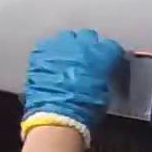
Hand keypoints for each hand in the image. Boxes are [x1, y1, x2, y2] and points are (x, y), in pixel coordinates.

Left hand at [21, 29, 125, 143]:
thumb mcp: (104, 92)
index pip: (110, 46)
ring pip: (66, 37)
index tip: (107, 61)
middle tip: (86, 59)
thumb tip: (100, 74)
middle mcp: (82, 44)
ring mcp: (59, 46)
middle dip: (88, 45)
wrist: (57, 116)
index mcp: (102, 54)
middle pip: (87, 36)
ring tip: (66, 60)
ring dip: (68, 46)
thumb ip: (103, 76)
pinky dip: (49, 53)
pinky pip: (46, 46)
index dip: (108, 54)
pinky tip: (49, 65)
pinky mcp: (40, 52)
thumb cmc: (86, 109)